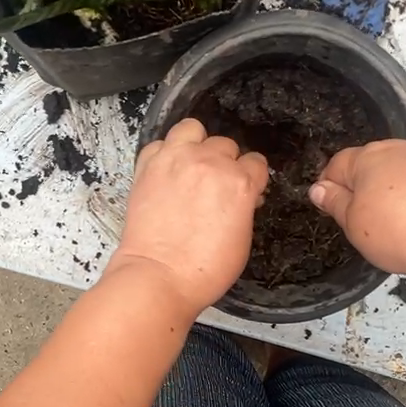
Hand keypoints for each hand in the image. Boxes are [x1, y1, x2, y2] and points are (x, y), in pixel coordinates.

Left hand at [108, 118, 268, 315]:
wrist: (158, 277)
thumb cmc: (202, 271)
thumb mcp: (242, 242)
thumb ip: (245, 208)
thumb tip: (244, 197)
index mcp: (239, 183)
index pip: (256, 163)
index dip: (253, 178)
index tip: (246, 190)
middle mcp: (209, 163)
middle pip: (226, 145)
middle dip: (225, 163)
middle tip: (216, 186)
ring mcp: (176, 160)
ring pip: (193, 129)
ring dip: (197, 143)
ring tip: (193, 165)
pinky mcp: (148, 166)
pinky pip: (160, 143)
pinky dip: (165, 153)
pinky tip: (168, 172)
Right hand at [309, 140, 405, 283]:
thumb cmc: (396, 232)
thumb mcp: (354, 223)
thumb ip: (334, 202)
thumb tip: (318, 188)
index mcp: (369, 157)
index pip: (338, 164)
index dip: (329, 186)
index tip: (329, 206)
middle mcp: (400, 150)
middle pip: (371, 165)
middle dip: (363, 188)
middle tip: (362, 221)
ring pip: (400, 173)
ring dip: (392, 193)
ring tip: (394, 225)